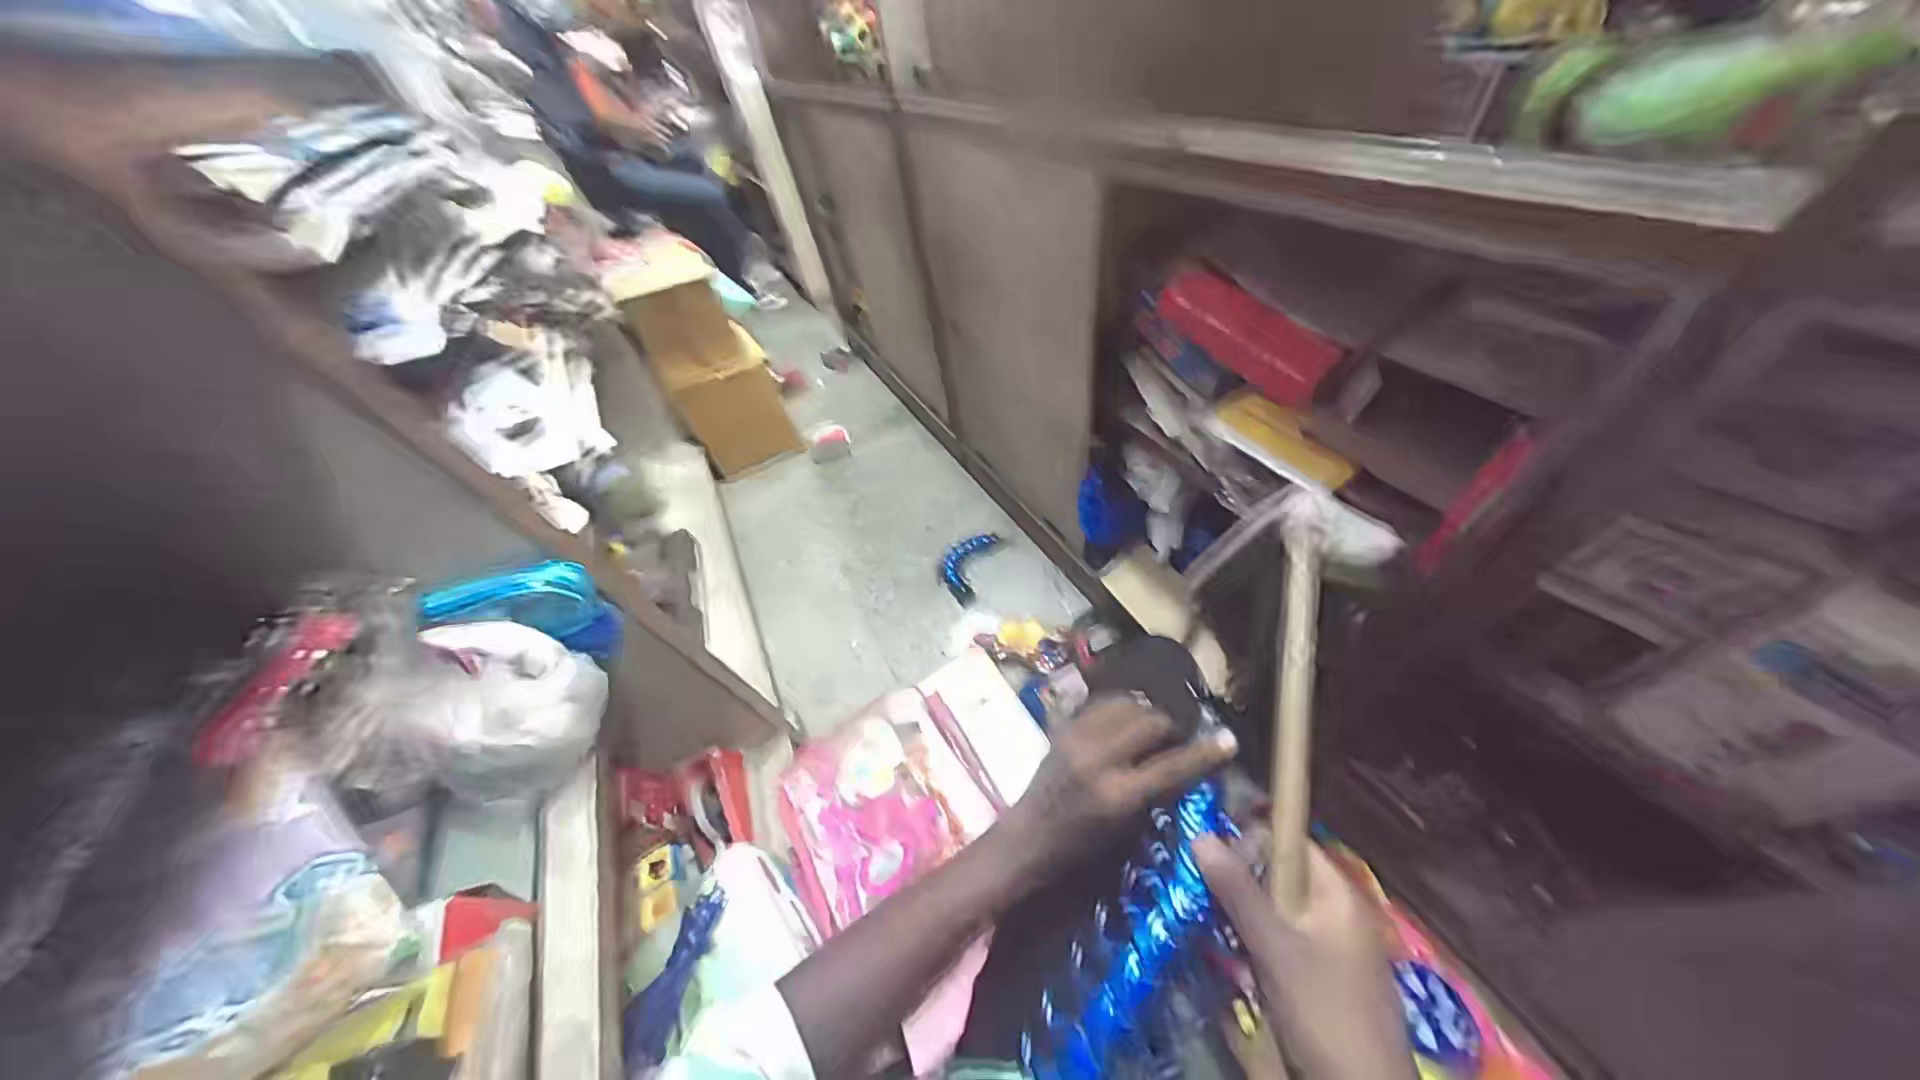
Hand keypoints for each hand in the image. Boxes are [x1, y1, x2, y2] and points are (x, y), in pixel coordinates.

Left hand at [998, 695, 1237, 876]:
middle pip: (1151, 721)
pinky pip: (1099, 704)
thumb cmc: (1081, 849)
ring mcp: (1076, 738)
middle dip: (1170, 726)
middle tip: (1176, 738)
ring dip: (1144, 712)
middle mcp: (1098, 759)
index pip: (1173, 765)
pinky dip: (1118, 708)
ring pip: (1125, 703)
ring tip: (1149, 728)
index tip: (1228, 739)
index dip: (1205, 751)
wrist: (1028, 837)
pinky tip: (1123, 720)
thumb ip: (1158, 794)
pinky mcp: (1062, 728)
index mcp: (1118, 795)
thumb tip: (1189, 763)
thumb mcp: (1128, 830)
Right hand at [1195, 837, 1415, 1079]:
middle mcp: (1334, 912)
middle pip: (1277, 875)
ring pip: (1272, 910)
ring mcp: (1328, 946)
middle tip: (1211, 899)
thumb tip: (1200, 834)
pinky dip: (1254, 945)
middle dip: (1240, 883)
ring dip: (1242, 918)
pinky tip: (1239, 966)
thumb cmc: (1324, 1010)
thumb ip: (1237, 891)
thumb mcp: (1275, 947)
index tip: (1215, 856)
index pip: (1290, 839)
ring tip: (1221, 935)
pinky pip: (1277, 941)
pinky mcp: (1317, 976)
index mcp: (1337, 894)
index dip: (1252, 838)